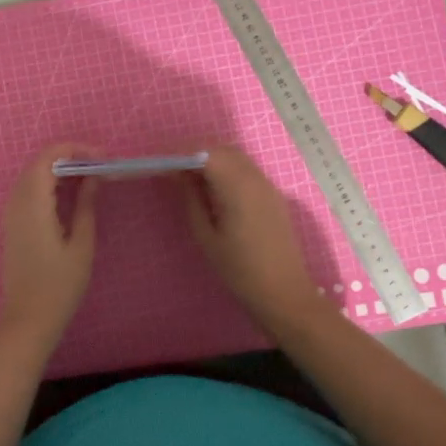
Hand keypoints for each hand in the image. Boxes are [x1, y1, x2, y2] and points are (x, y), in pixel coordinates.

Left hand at [0, 144, 98, 347]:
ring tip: (90, 179)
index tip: (102, 157)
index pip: (48, 157)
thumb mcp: (81, 245)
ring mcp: (10, 213)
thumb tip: (93, 177)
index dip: (75, 149)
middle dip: (68, 157)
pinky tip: (70, 196)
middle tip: (100, 166)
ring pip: (32, 176)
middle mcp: (16, 202)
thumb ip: (86, 205)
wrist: (27, 319)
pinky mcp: (12, 224)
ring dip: (58, 171)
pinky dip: (48, 185)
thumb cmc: (59, 286)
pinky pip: (28, 191)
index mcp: (32, 203)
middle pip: (38, 163)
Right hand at [177, 145, 326, 332]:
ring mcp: (268, 187)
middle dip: (195, 153)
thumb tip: (180, 176)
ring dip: (212, 160)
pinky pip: (246, 171)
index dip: (182, 153)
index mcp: (238, 188)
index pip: (207, 153)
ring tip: (189, 179)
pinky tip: (213, 190)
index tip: (161, 164)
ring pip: (236, 158)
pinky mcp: (273, 197)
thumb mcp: (207, 237)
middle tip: (172, 170)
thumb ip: (192, 200)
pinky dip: (226, 170)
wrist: (284, 295)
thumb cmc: (240, 270)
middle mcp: (256, 179)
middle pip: (223, 150)